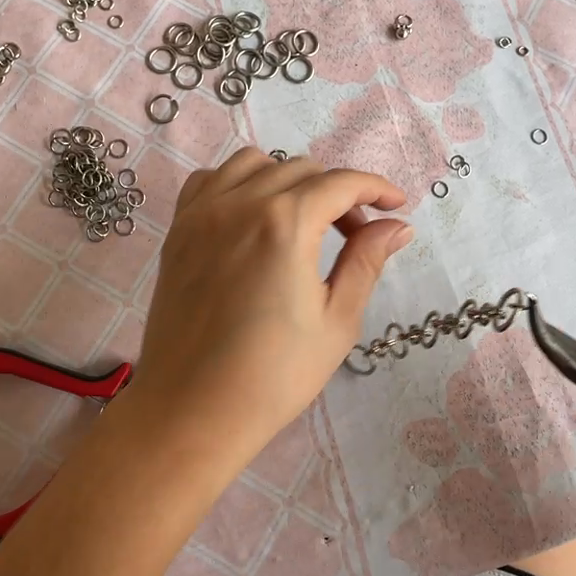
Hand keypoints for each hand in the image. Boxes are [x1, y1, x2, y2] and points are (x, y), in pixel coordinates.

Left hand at [123, 149, 410, 458]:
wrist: (192, 410)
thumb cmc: (273, 376)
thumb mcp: (336, 321)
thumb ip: (366, 261)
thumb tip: (397, 226)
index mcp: (285, 223)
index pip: (341, 183)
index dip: (376, 189)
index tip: (396, 206)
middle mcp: (240, 203)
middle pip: (301, 170)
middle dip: (338, 193)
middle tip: (355, 234)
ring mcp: (202, 212)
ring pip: (254, 164)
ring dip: (288, 179)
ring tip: (304, 221)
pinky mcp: (178, 229)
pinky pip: (211, 180)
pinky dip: (238, 183)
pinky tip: (251, 215)